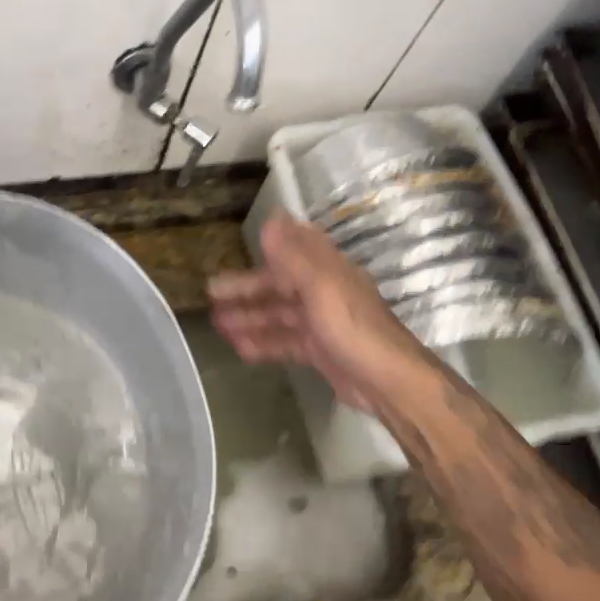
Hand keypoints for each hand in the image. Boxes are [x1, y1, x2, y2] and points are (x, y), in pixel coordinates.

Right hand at [209, 215, 429, 414]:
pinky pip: (286, 342)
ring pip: (279, 316)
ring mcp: (323, 324)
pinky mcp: (320, 351)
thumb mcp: (321, 288)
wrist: (388, 382)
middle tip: (211, 294)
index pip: (295, 253)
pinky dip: (264, 343)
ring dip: (250, 318)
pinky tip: (241, 349)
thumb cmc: (354, 330)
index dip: (269, 248)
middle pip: (281, 286)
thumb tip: (273, 217)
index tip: (241, 247)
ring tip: (218, 324)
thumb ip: (294, 256)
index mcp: (329, 273)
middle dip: (247, 290)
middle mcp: (326, 294)